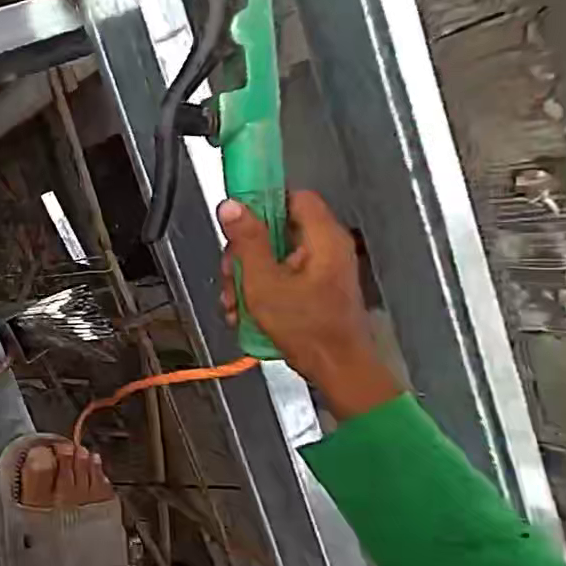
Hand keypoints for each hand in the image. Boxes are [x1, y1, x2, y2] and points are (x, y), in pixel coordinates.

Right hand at [218, 190, 399, 419]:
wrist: (334, 368)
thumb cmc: (307, 328)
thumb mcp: (263, 280)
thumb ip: (247, 240)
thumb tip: (232, 206)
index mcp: (323, 239)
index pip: (293, 197)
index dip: (262, 203)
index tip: (236, 218)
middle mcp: (326, 249)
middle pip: (275, 230)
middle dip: (244, 252)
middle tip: (231, 274)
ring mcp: (320, 269)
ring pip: (271, 255)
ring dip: (245, 275)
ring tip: (235, 300)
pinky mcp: (312, 287)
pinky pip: (278, 275)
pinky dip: (258, 289)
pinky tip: (245, 309)